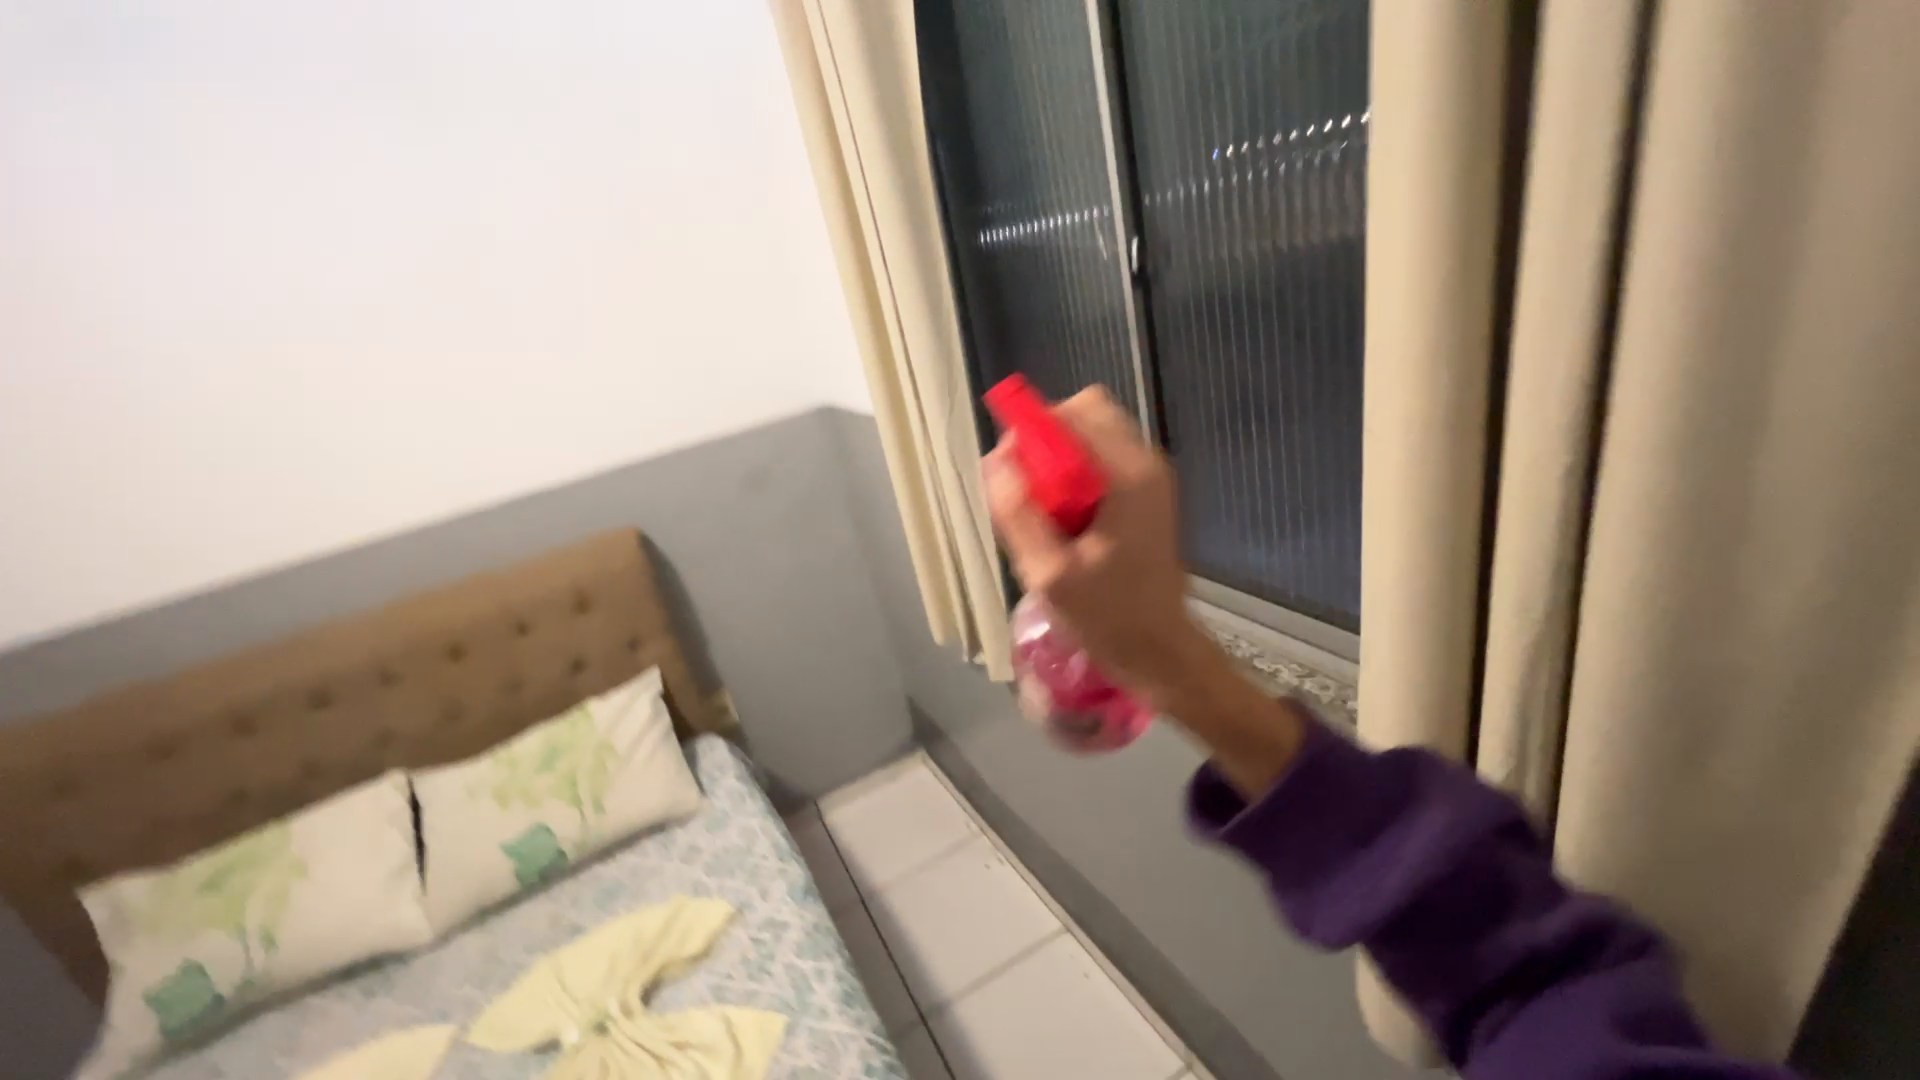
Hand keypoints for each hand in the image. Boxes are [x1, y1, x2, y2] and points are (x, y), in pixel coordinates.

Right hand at [982, 385, 1209, 704]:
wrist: (1159, 650)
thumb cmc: (1107, 616)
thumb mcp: (1049, 573)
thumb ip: (1018, 513)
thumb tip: (995, 460)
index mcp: (1129, 475)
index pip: (1074, 412)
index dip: (1034, 432)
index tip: (1014, 476)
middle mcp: (1145, 463)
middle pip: (1083, 415)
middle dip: (1045, 445)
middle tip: (1030, 498)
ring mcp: (1149, 478)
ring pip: (1089, 438)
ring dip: (1058, 465)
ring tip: (1048, 518)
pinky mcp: (1145, 494)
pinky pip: (1099, 462)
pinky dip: (1074, 480)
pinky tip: (1067, 526)